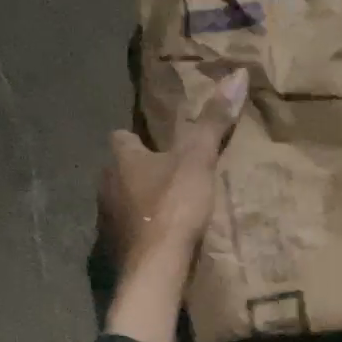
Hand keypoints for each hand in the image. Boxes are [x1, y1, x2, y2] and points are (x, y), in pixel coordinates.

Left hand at [97, 68, 248, 341]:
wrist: (155, 268)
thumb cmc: (173, 206)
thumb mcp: (198, 159)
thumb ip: (213, 121)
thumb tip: (237, 73)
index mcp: (120, 158)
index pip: (121, 136)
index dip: (138, 139)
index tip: (159, 145)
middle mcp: (104, 185)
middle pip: (120, 172)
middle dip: (139, 174)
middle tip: (170, 180)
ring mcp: (105, 221)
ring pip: (121, 204)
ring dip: (139, 206)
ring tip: (168, 213)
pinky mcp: (112, 252)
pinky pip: (126, 236)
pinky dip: (140, 236)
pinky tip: (160, 243)